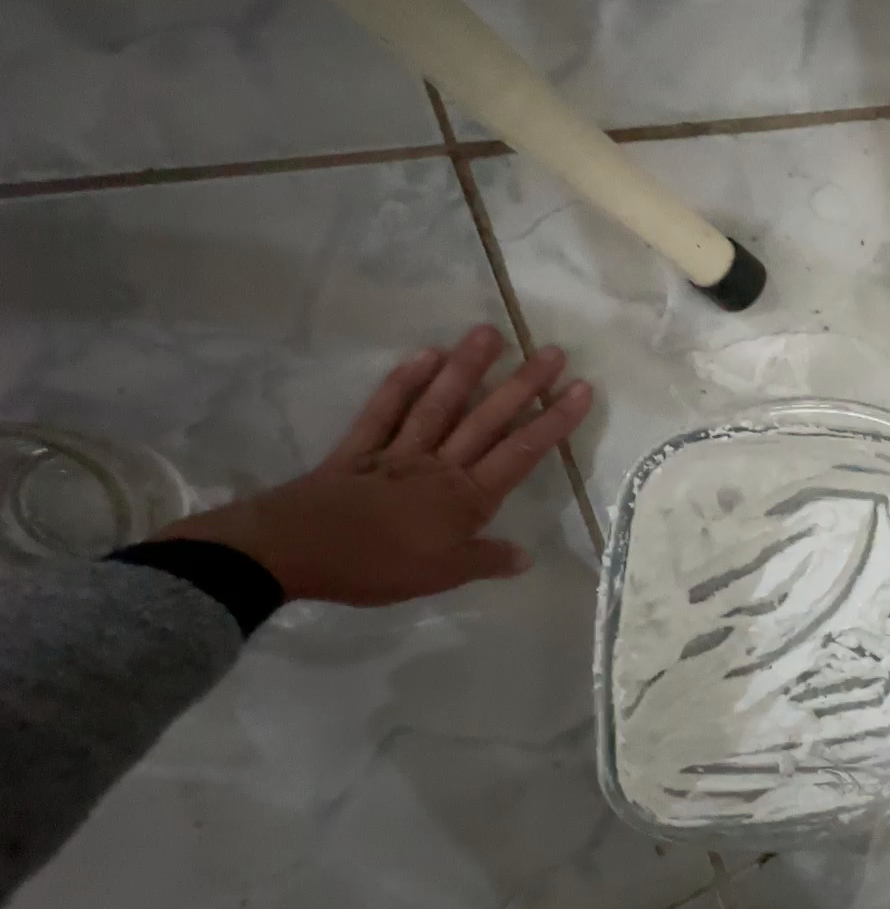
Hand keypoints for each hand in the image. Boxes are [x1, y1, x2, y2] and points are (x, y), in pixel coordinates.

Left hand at [157, 325, 592, 605]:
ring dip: (467, 369)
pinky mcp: (359, 450)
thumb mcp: (443, 575)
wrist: (288, 555)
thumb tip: (526, 556)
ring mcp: (399, 452)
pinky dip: (404, 383)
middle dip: (524, 385)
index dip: (554, 420)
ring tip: (490, 333)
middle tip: (551, 351)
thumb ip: (486, 560)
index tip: (581, 389)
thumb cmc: (376, 567)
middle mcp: (441, 465)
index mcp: (467, 497)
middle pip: (488, 419)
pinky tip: (424, 356)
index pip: (522, 452)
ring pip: (440, 405)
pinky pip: (385, 412)